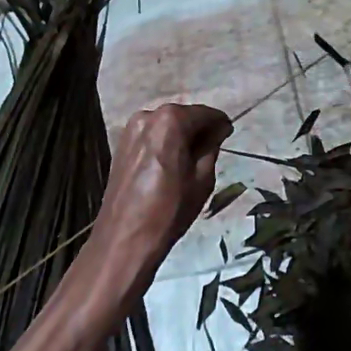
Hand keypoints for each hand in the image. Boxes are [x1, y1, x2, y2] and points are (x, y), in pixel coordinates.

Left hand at [99, 103, 232, 258]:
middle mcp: (148, 116)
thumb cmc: (170, 209)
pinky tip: (172, 162)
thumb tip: (217, 131)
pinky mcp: (121, 144)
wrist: (125, 236)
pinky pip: (152, 135)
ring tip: (193, 159)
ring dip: (181, 136)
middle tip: (213, 148)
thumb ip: (211, 147)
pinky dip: (165, 142)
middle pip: (183, 116)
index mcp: (170, 120)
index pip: (205, 113)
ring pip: (166, 125)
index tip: (229, 134)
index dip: (220, 123)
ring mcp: (131, 129)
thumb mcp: (202, 178)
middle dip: (199, 128)